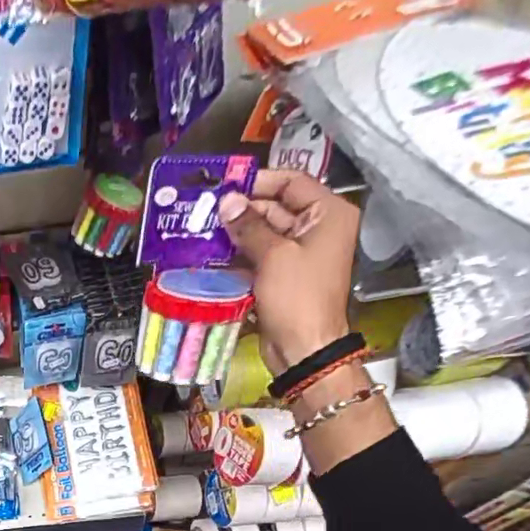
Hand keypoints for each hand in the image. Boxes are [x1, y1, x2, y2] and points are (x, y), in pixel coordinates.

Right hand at [220, 170, 360, 375]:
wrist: (303, 348)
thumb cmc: (297, 298)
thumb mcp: (273, 256)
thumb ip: (248, 226)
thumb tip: (227, 201)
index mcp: (328, 214)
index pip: (291, 182)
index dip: (258, 182)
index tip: (225, 186)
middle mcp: (316, 228)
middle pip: (274, 207)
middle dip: (240, 211)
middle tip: (204, 213)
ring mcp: (298, 254)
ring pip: (262, 234)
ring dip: (234, 235)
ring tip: (201, 232)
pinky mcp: (280, 275)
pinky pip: (257, 257)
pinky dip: (237, 256)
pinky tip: (210, 255)